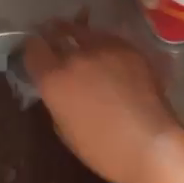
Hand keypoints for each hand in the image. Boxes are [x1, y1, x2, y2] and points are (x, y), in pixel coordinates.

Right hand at [25, 15, 183, 182]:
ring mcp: (103, 48)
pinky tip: (108, 53)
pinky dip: (104, 43)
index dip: (32, 49)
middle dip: (53, 34)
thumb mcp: (65, 129)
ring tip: (80, 36)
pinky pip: (109, 39)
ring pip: (84, 31)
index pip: (33, 48)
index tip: (36, 52)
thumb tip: (59, 88)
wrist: (151, 145)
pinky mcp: (129, 48)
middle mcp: (74, 57)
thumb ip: (56, 100)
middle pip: (57, 32)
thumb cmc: (104, 151)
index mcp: (53, 79)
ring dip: (79, 34)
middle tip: (53, 35)